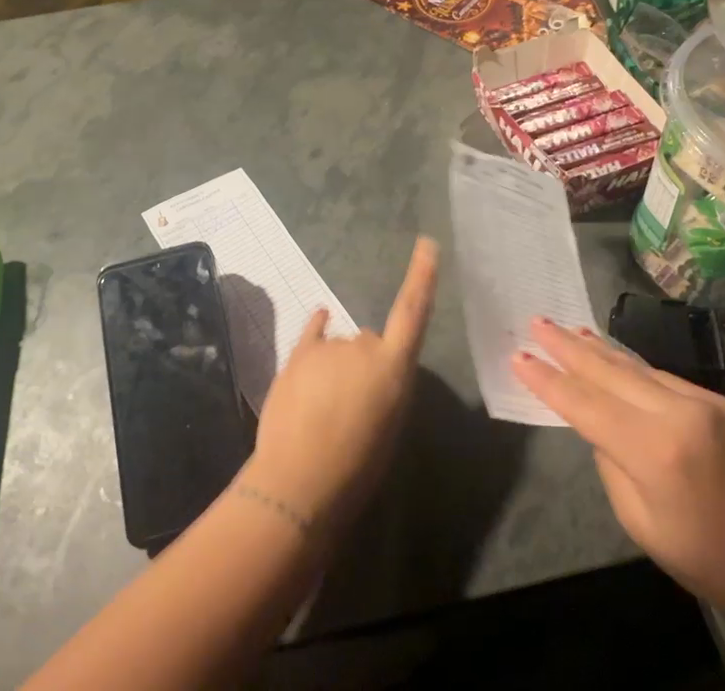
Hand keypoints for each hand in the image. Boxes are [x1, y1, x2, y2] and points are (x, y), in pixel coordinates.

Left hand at [240, 237, 437, 530]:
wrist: (299, 480)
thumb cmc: (357, 465)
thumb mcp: (389, 426)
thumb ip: (387, 388)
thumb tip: (375, 372)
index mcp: (394, 366)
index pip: (413, 311)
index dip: (422, 276)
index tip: (426, 244)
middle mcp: (363, 345)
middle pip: (372, 342)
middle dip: (367, 363)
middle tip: (356, 406)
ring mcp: (328, 347)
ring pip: (340, 347)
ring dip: (337, 367)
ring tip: (323, 409)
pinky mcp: (298, 355)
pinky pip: (314, 332)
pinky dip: (318, 329)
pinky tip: (320, 317)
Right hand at [512, 319, 724, 620]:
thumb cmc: (712, 560)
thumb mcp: (644, 525)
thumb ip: (613, 467)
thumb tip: (600, 428)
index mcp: (655, 449)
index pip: (585, 404)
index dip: (548, 380)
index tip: (518, 356)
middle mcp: (682, 412)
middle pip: (612, 372)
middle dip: (569, 347)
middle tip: (537, 322)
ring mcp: (710, 403)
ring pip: (641, 369)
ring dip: (602, 351)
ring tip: (571, 332)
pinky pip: (669, 379)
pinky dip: (636, 368)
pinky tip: (618, 360)